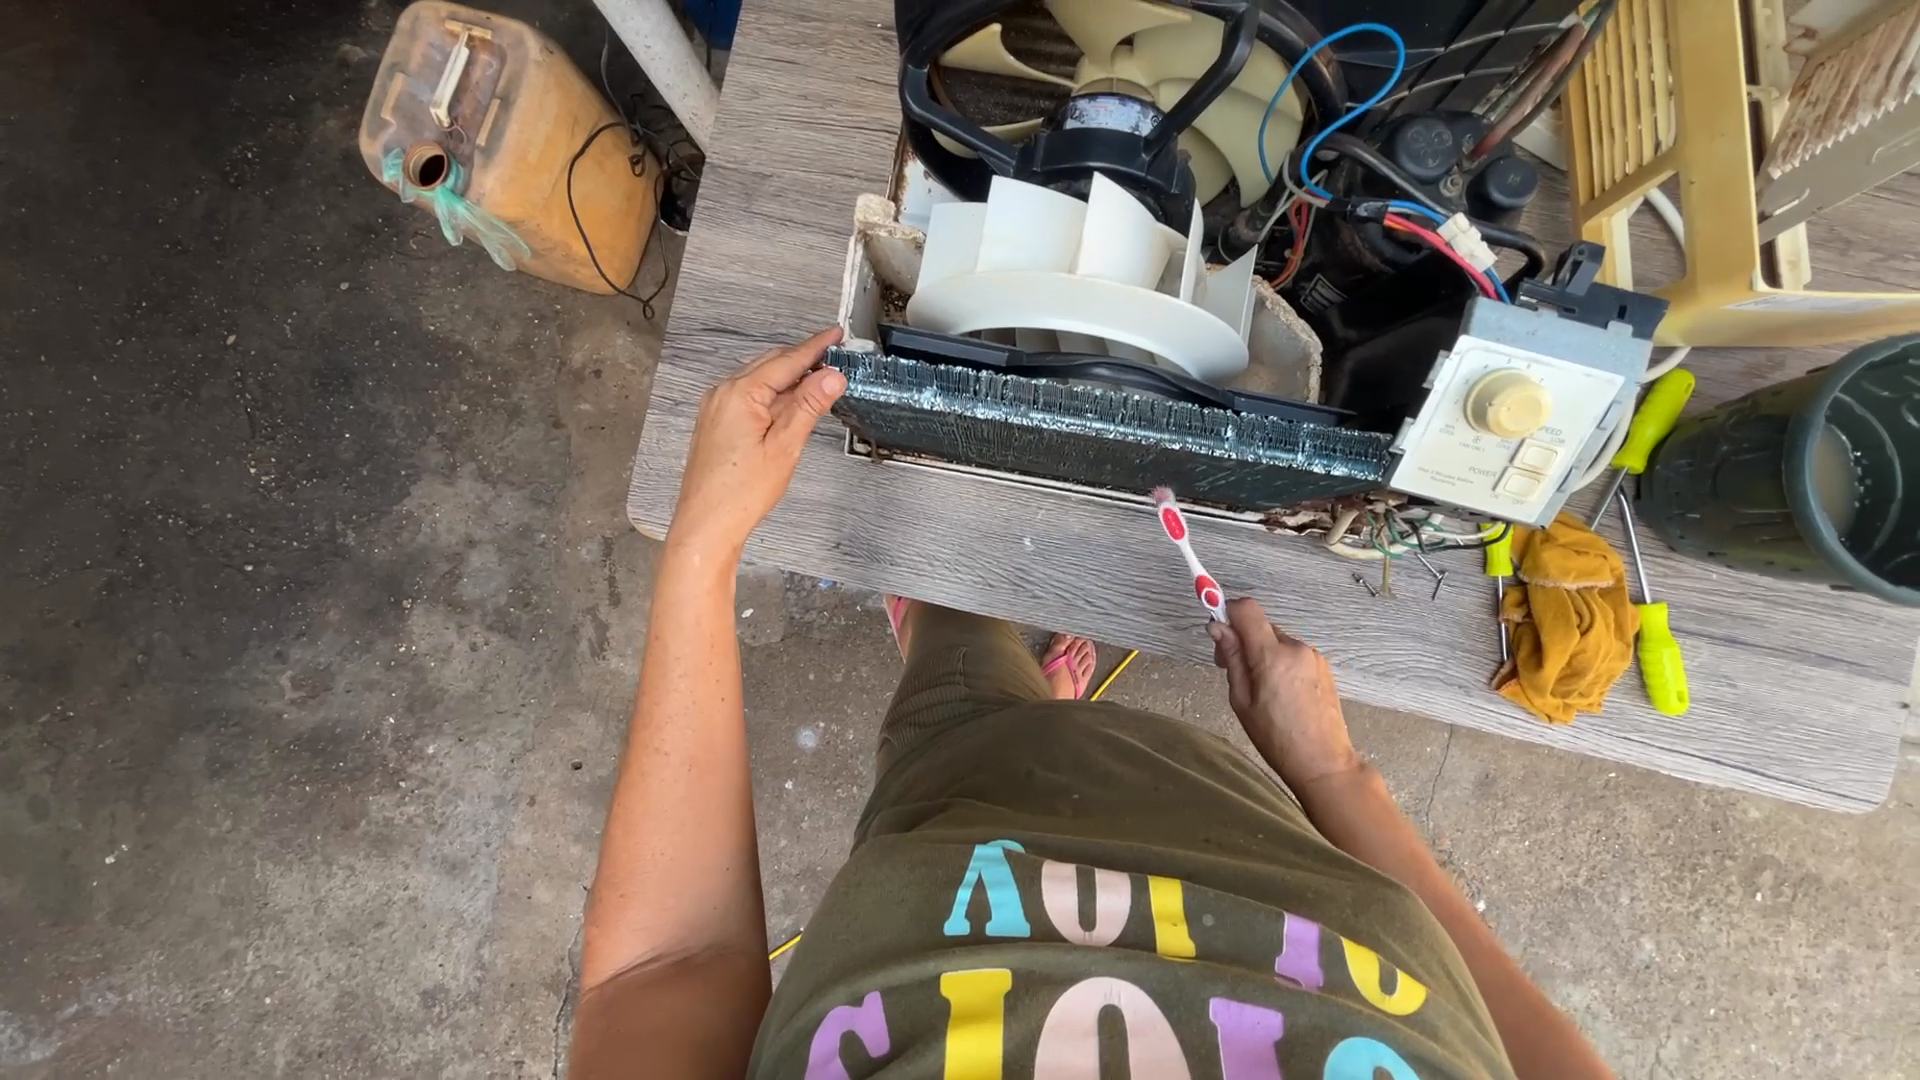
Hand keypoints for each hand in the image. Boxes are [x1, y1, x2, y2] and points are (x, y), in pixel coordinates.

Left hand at [669, 327, 846, 557]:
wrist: (707, 524)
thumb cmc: (740, 493)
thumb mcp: (785, 447)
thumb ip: (809, 407)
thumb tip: (831, 377)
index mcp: (740, 394)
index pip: (787, 361)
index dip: (815, 348)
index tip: (835, 335)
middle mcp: (723, 394)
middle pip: (771, 365)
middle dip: (804, 359)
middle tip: (834, 356)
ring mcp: (717, 408)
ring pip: (760, 380)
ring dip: (789, 378)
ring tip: (818, 381)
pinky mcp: (717, 423)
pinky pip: (749, 396)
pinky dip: (773, 394)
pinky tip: (789, 405)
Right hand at [1208, 597, 1359, 789]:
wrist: (1324, 762)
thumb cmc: (1278, 738)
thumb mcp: (1241, 700)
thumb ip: (1231, 658)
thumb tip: (1217, 628)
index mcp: (1272, 656)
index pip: (1246, 609)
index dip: (1226, 611)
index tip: (1214, 623)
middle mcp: (1295, 648)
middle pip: (1259, 624)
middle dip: (1241, 637)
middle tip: (1229, 666)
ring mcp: (1312, 655)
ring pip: (1274, 638)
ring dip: (1260, 650)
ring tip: (1257, 685)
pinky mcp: (1321, 665)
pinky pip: (1291, 651)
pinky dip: (1278, 660)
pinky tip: (1277, 689)